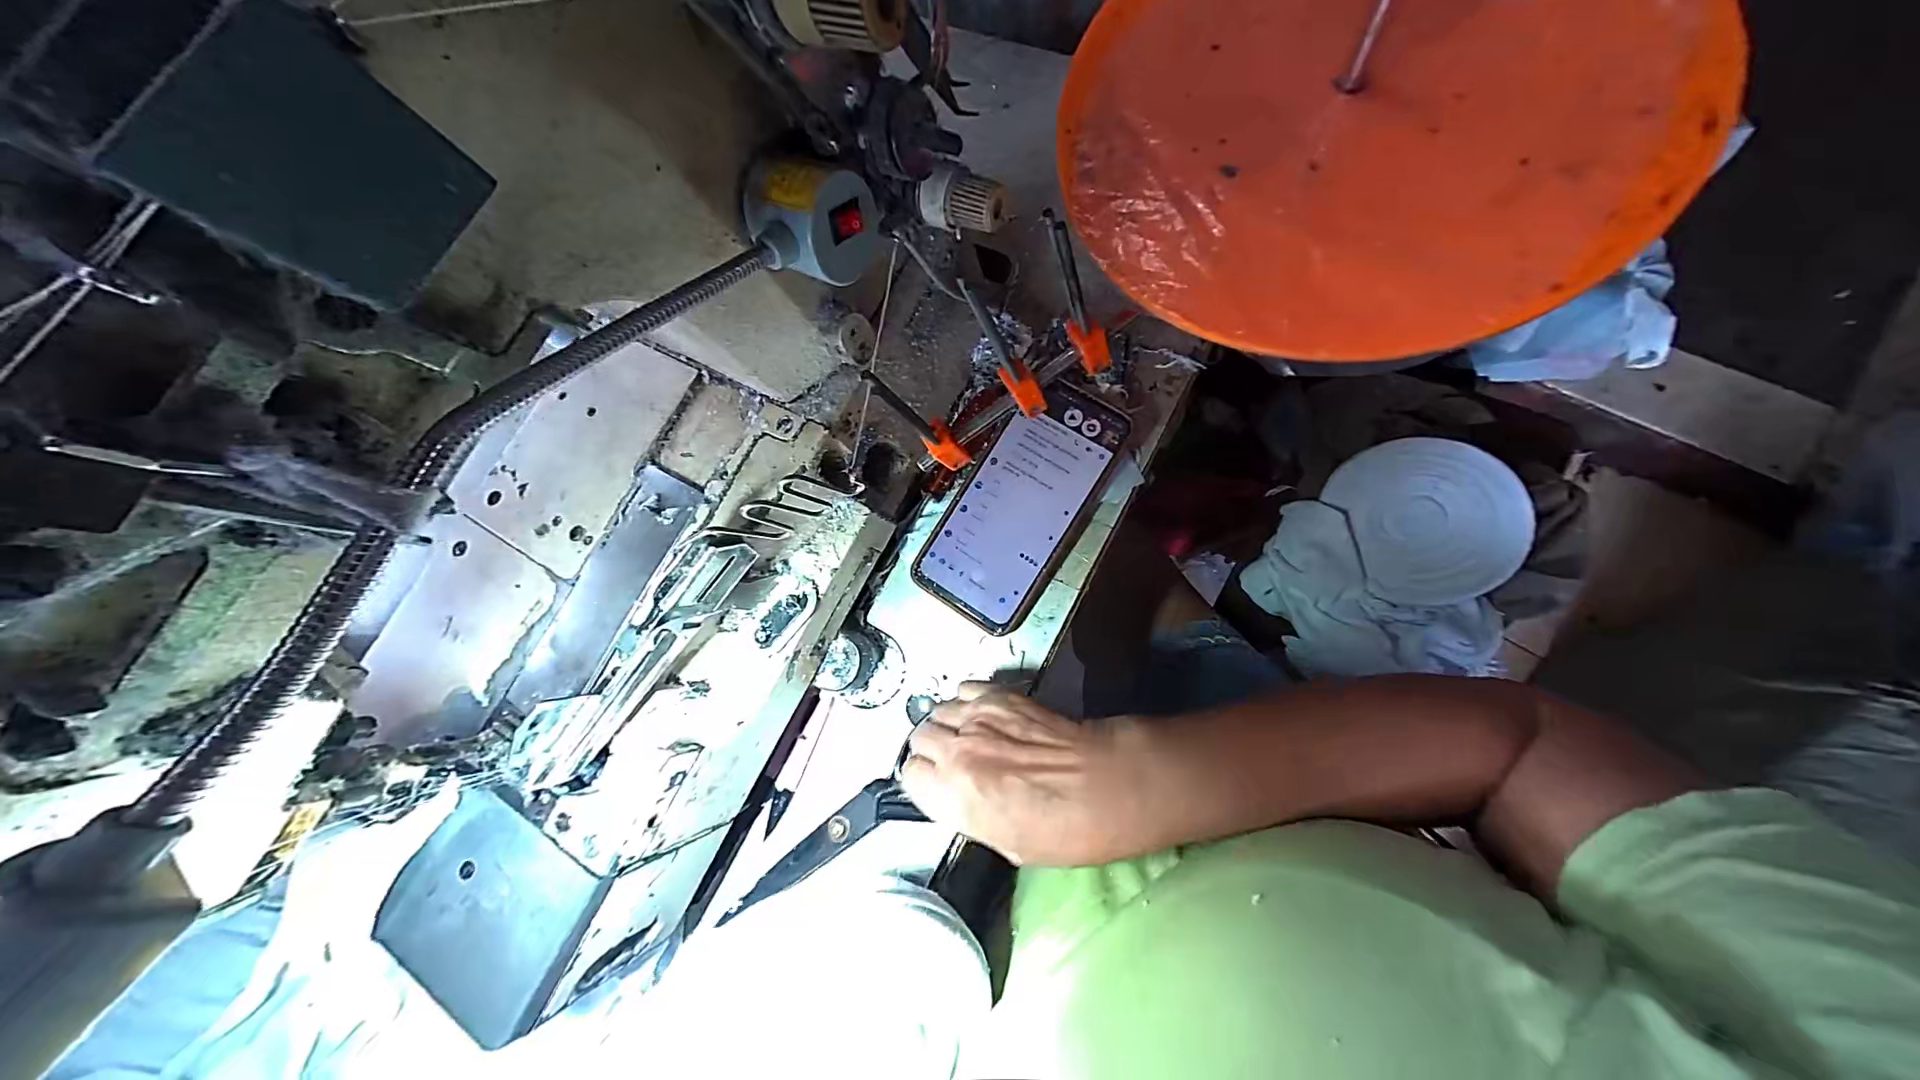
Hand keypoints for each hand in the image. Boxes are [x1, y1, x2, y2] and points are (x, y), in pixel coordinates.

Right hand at [899, 682, 1147, 865]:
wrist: (1107, 782)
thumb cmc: (1066, 828)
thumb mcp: (1007, 845)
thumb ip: (970, 815)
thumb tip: (959, 800)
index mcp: (955, 796)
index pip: (911, 776)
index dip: (924, 780)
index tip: (936, 783)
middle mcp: (958, 752)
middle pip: (919, 737)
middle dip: (931, 748)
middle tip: (950, 758)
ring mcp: (978, 718)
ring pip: (938, 710)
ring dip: (947, 723)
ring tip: (965, 734)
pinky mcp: (999, 695)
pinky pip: (965, 689)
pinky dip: (967, 700)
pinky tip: (982, 714)